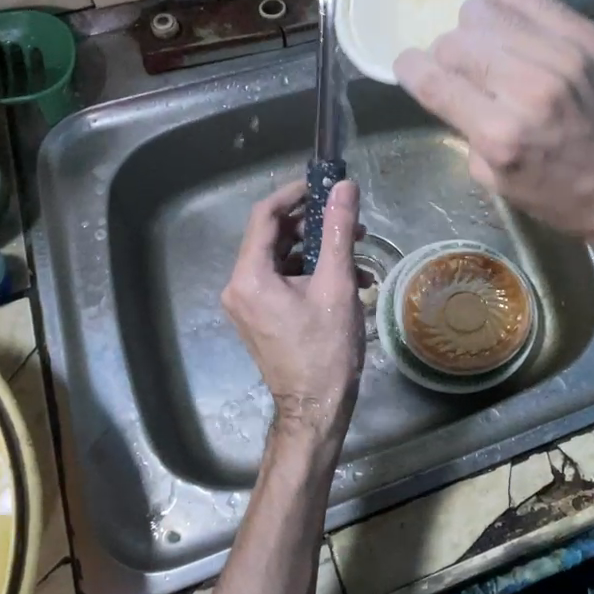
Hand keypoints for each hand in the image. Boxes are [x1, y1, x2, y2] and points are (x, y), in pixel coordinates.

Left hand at [221, 179, 365, 444]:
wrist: (315, 408)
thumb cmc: (325, 349)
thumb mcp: (336, 285)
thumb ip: (338, 232)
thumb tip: (345, 188)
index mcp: (249, 277)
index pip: (264, 216)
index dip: (294, 194)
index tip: (324, 185)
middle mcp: (238, 286)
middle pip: (272, 236)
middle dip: (312, 224)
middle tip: (349, 220)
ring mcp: (246, 304)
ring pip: (280, 258)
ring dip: (315, 248)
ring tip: (355, 249)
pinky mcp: (259, 316)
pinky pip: (281, 279)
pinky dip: (309, 271)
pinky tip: (345, 277)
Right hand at [394, 0, 593, 260]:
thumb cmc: (564, 198)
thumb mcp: (497, 182)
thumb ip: (466, 130)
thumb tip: (450, 88)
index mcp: (501, 134)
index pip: (431, 78)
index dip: (409, 68)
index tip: (410, 68)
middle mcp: (528, 87)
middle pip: (453, 41)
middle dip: (445, 56)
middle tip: (462, 72)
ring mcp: (562, 55)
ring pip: (483, 9)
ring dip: (475, 29)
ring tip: (489, 48)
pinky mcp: (588, 36)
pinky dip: (506, 4)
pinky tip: (511, 26)